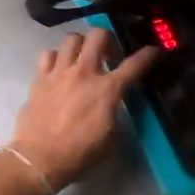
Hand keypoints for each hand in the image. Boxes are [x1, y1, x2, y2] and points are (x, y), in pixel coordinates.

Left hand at [9, 29, 157, 190]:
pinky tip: (59, 69)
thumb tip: (111, 104)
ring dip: (81, 45)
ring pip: (72, 38)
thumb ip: (114, 112)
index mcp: (107, 89)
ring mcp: (60, 72)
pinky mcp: (40, 78)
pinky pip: (48, 54)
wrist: (40, 159)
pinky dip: (56, 58)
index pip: (134, 64)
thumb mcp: (111, 137)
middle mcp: (84, 73)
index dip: (149, 55)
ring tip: (82, 58)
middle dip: (108, 39)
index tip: (154, 51)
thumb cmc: (80, 153)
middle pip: (99, 35)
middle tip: (108, 54)